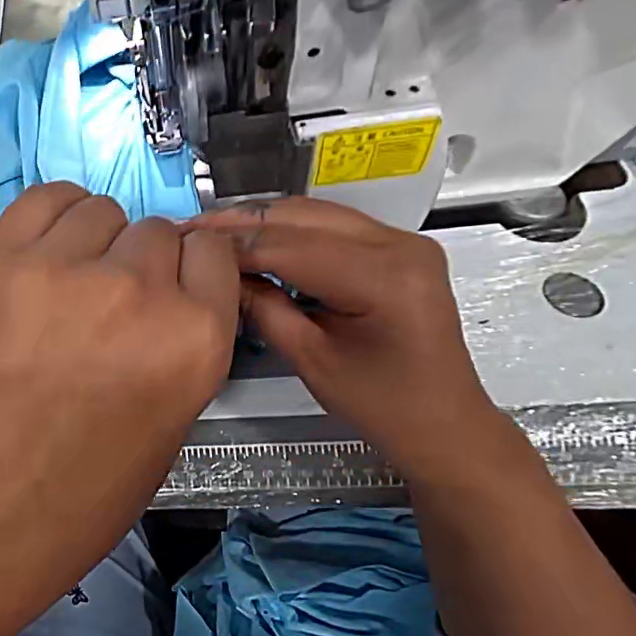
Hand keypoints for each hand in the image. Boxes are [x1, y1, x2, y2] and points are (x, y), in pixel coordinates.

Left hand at [0, 182, 238, 635]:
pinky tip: (49, 251)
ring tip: (73, 286)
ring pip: (104, 211)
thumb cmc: (84, 492)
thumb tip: (174, 290)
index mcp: (194, 339)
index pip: (214, 254)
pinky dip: (56, 216)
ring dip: (100, 242)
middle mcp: (137, 291)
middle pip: (160, 231)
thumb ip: (185, 342)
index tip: (174, 289)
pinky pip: (46, 198)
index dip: (194, 272)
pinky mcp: (1, 261)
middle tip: (114, 305)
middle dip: (146, 264)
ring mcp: (64, 269)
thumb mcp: (173, 421)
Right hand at [198, 196, 635, 635]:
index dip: (236, 245)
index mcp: (384, 279)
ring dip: (265, 220)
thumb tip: (219, 273)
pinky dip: (292, 229)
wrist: (445, 423)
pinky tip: (259, 238)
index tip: (189, 243)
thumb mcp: (311, 361)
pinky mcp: (399, 245)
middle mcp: (400, 245)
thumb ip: (263, 308)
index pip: (291, 247)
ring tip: (218, 231)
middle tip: (194, 229)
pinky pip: (333, 223)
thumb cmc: (382, 405)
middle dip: (245, 222)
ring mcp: (404, 240)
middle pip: (304, 216)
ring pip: (316, 212)